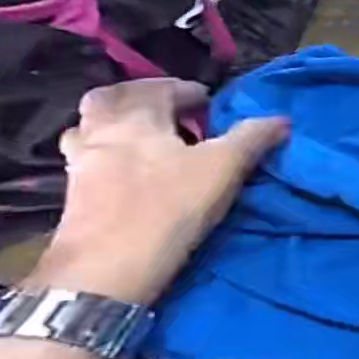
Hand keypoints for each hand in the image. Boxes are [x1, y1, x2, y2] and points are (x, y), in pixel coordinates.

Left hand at [24, 79, 286, 305]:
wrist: (107, 268)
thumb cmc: (169, 206)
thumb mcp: (225, 167)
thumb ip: (252, 137)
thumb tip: (280, 118)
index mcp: (134, 122)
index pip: (154, 89)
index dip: (183, 89)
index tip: (209, 100)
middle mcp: (100, 136)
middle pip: (108, 101)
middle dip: (141, 96)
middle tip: (173, 108)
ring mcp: (82, 167)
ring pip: (90, 129)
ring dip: (119, 123)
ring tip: (152, 135)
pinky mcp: (77, 195)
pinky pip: (89, 156)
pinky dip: (111, 150)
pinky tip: (133, 166)